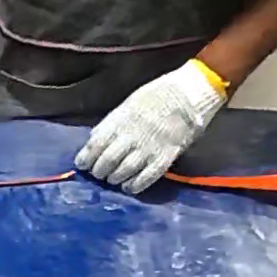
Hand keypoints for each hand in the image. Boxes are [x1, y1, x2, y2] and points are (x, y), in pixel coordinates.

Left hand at [74, 60, 225, 193]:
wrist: (193, 90)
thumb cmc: (156, 97)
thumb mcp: (127, 106)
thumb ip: (110, 125)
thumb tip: (92, 142)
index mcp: (119, 123)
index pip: (93, 147)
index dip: (85, 159)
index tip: (83, 164)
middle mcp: (131, 138)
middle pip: (105, 164)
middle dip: (98, 172)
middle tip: (101, 172)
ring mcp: (148, 149)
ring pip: (121, 173)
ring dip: (114, 179)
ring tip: (114, 178)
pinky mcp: (165, 157)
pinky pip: (145, 178)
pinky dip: (133, 186)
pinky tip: (129, 186)